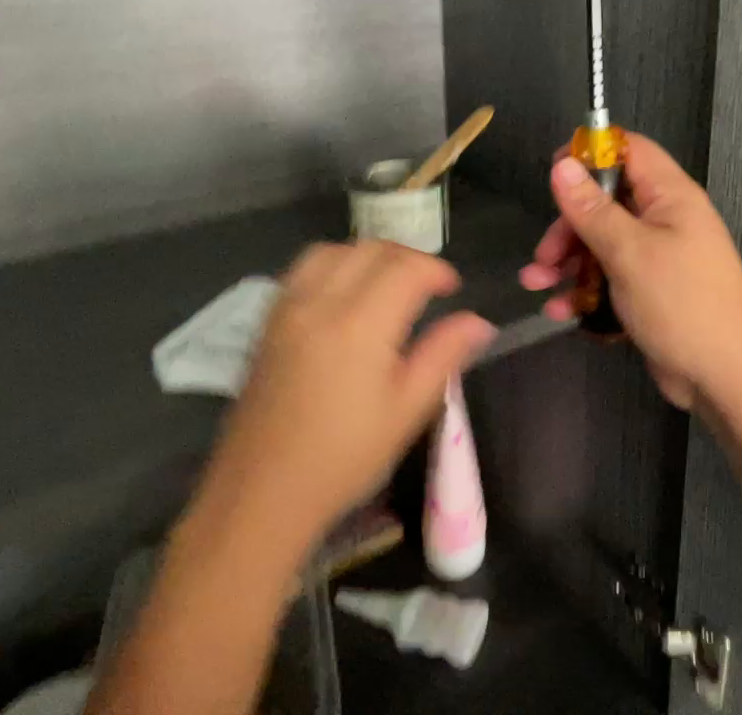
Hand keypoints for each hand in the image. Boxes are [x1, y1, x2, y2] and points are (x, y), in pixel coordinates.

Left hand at [217, 241, 496, 533]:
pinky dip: (332, 266)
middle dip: (405, 257)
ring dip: (366, 255)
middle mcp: (320, 303)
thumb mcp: (407, 412)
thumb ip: (443, 356)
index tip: (453, 289)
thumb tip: (480, 322)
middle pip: (368, 249)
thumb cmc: (344, 458)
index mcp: (360, 324)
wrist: (261, 493)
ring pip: (331, 251)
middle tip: (427, 285)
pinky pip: (301, 271)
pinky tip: (343, 297)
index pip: (405, 268)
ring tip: (386, 283)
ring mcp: (287, 310)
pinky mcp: (266, 324)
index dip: (436, 270)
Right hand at [519, 133, 741, 408]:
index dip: (590, 153)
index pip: (630, 151)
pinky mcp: (651, 293)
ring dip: (568, 263)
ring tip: (537, 286)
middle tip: (543, 256)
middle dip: (568, 227)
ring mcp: (659, 259)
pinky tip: (561, 313)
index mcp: (671, 197)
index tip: (552, 171)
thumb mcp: (629, 252)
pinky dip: (585, 292)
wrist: (725, 378)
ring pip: (603, 245)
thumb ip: (592, 209)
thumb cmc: (681, 304)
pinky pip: (611, 280)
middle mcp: (666, 221)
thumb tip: (561, 164)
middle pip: (607, 203)